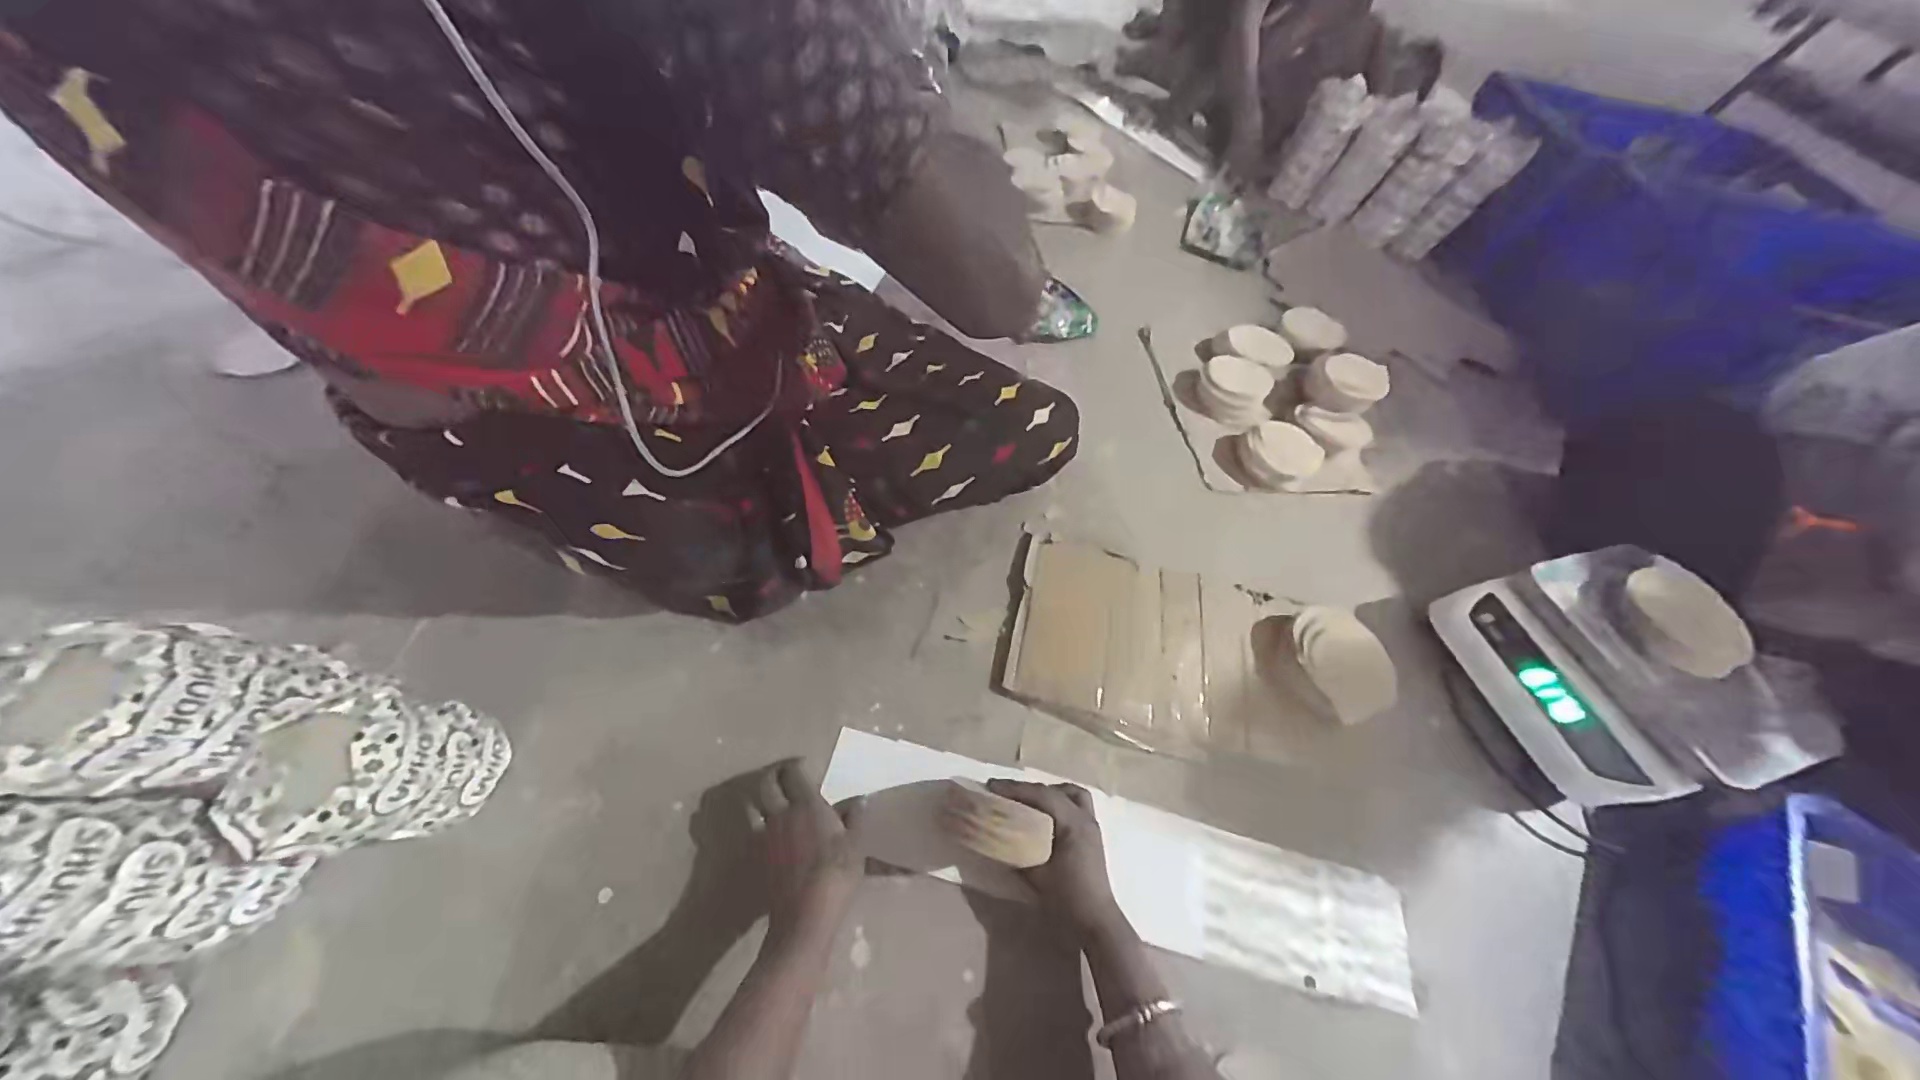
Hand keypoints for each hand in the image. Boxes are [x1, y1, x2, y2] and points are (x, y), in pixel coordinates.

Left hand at [751, 759, 865, 938]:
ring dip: (760, 800)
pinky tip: (767, 833)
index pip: (793, 773)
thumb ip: (855, 819)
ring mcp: (765, 836)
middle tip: (782, 776)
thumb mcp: (856, 845)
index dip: (794, 766)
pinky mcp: (756, 857)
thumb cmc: (836, 875)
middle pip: (766, 785)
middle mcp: (781, 814)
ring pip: (754, 807)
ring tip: (770, 802)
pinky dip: (756, 825)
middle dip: (773, 775)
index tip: (802, 765)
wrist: (804, 916)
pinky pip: (752, 832)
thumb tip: (859, 801)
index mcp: (807, 805)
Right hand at [986, 779, 1125, 940]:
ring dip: (1050, 793)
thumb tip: (999, 837)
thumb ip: (1019, 852)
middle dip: (1029, 789)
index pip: (1043, 795)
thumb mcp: (1037, 874)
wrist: (1096, 922)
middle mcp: (1085, 818)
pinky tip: (1045, 817)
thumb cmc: (1067, 898)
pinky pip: (1076, 807)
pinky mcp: (1092, 836)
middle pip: (1056, 791)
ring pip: (1072, 794)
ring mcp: (1092, 826)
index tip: (993, 786)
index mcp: (1073, 824)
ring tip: (1029, 801)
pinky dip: (1059, 804)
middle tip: (1006, 793)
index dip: (1016, 788)